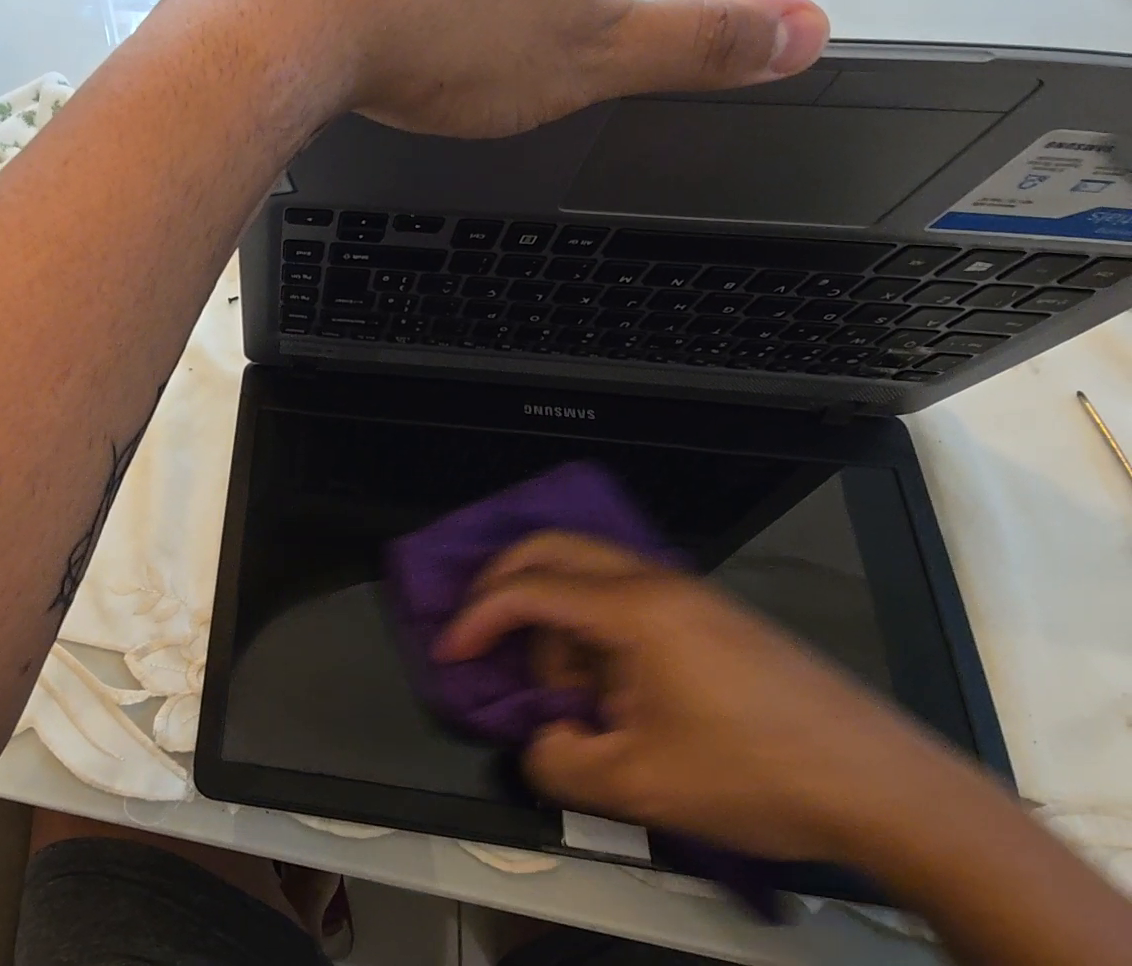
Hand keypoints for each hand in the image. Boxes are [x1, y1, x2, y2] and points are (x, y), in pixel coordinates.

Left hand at [216, 0, 829, 138]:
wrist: (308, 20)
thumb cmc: (438, 31)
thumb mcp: (592, 57)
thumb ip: (693, 46)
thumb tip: (800, 34)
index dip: (575, 45)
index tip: (536, 72)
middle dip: (503, 38)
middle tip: (469, 76)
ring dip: (441, 33)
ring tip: (419, 65)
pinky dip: (387, 25)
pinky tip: (374, 48)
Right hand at [434, 532, 965, 860]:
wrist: (892, 794)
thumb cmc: (758, 779)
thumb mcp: (636, 787)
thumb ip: (556, 762)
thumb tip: (539, 742)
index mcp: (636, 611)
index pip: (528, 590)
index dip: (475, 619)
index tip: (450, 656)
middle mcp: (660, 584)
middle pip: (553, 548)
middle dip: (502, 585)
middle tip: (481, 634)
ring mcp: (693, 596)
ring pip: (590, 574)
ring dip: (556, 619)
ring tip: (570, 692)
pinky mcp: (715, 619)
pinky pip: (627, 600)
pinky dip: (593, 630)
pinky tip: (612, 689)